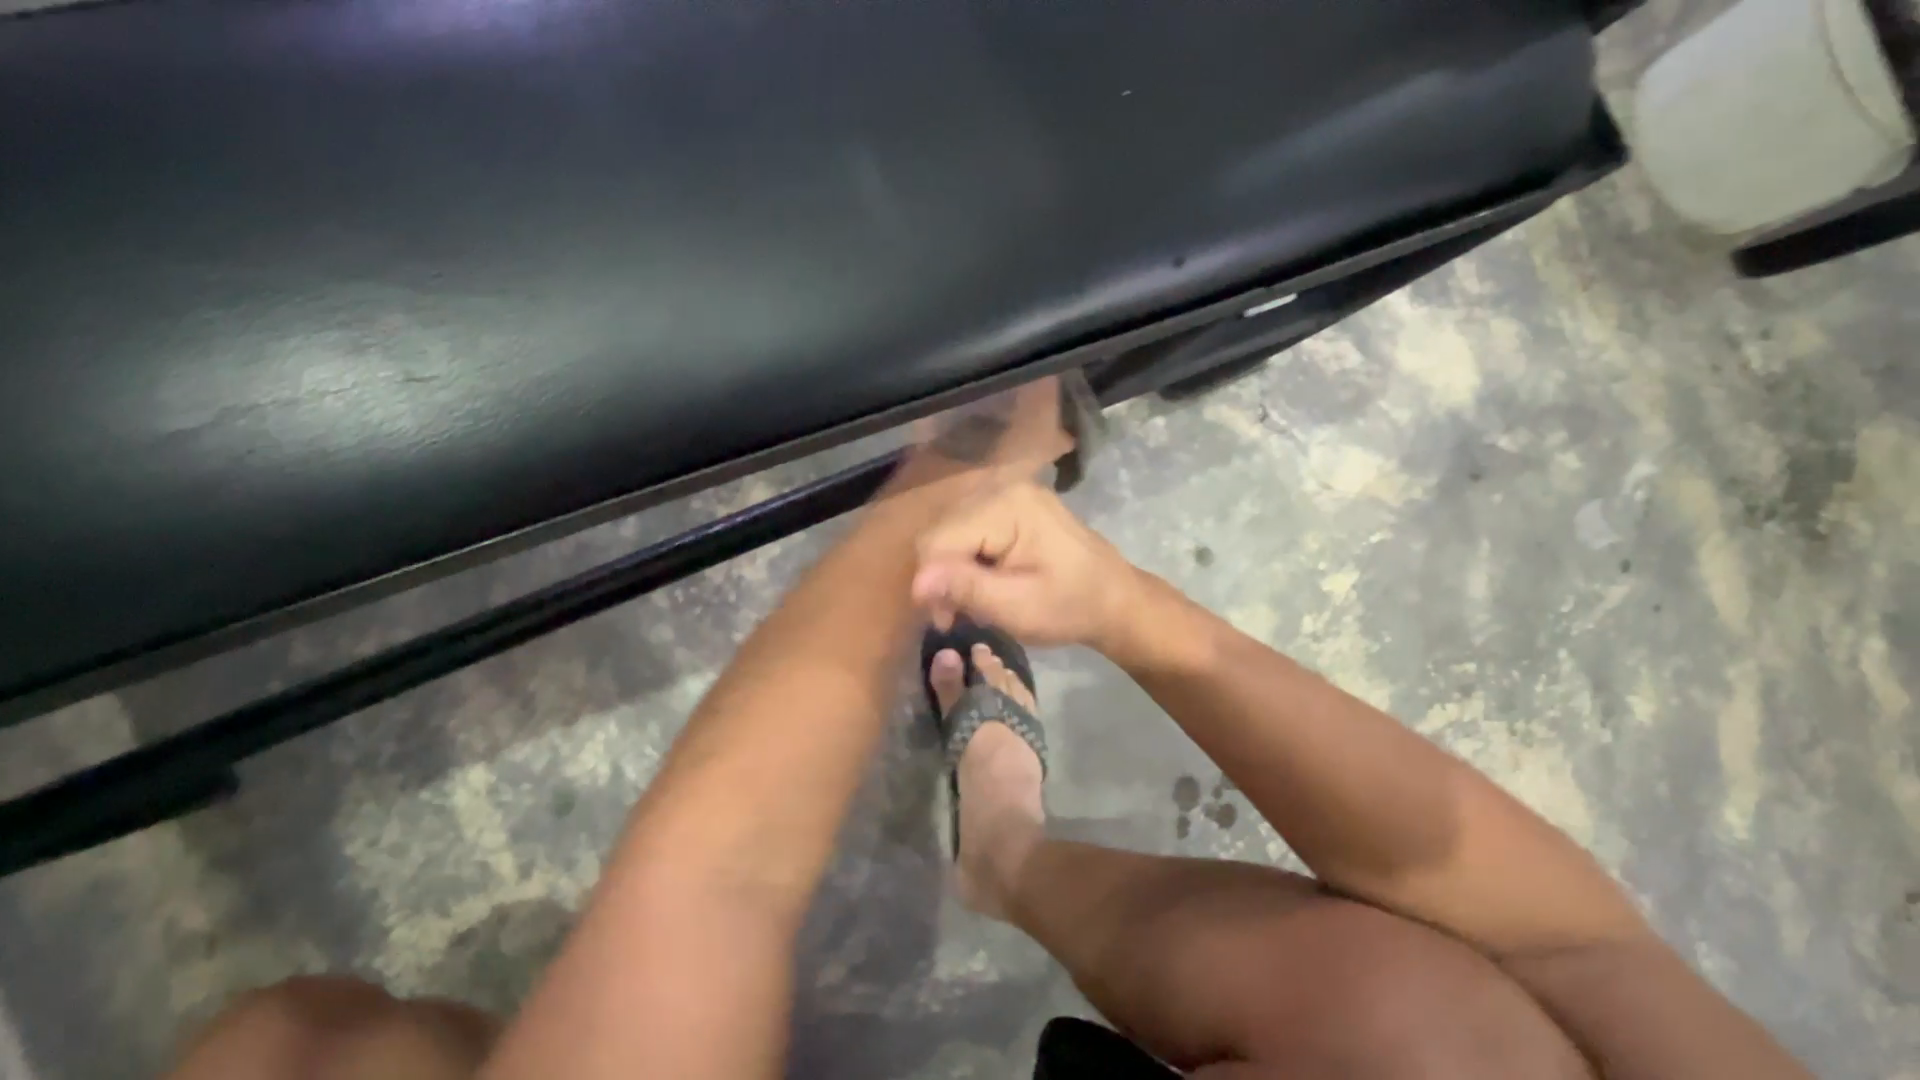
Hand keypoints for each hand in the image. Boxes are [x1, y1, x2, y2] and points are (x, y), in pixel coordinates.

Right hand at [910, 481, 1140, 650]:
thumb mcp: (1018, 607)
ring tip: (973, 603)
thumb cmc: (1071, 607)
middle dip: (942, 576)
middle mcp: (1002, 487)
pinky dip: (967, 560)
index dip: (932, 582)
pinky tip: (983, 583)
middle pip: (941, 532)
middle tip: (958, 616)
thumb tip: (917, 582)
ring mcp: (1007, 492)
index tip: (946, 621)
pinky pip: (968, 529)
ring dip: (953, 570)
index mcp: (1007, 505)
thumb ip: (967, 589)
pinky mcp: (1010, 505)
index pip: (939, 539)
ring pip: (950, 532)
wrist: (1115, 599)